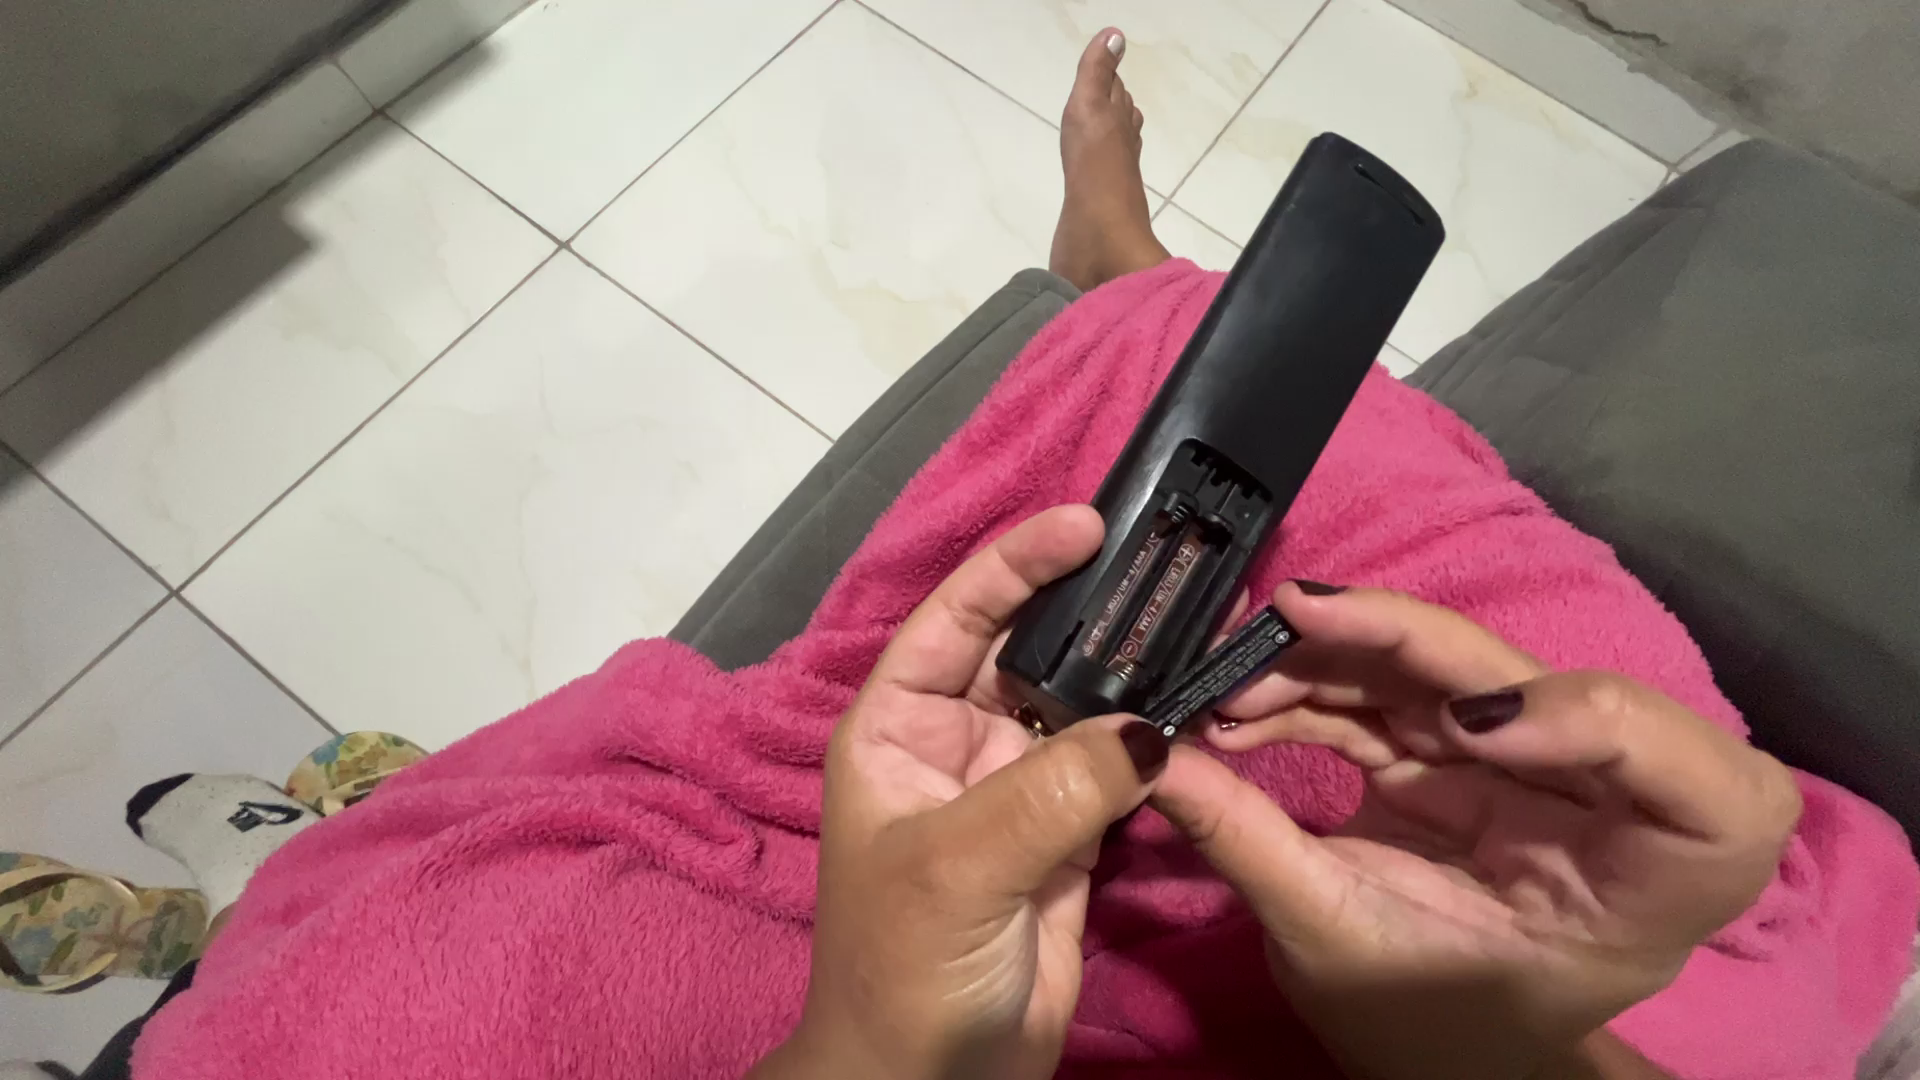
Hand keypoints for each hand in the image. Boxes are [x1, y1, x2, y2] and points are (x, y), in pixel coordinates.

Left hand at [752, 506, 1169, 1079]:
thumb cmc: (905, 967)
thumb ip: (1052, 790)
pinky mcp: (1067, 821)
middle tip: (1157, 562)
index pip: (955, 616)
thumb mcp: (959, 866)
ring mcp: (1016, 776)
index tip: (1083, 524)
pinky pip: (1112, 759)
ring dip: (1127, 666)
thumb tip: (1149, 726)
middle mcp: (956, 734)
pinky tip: (1192, 698)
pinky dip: (1150, 731)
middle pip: (1025, 646)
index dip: (1013, 564)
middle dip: (1084, 604)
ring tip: (1191, 618)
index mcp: (899, 721)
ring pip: (1077, 700)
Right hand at [1153, 583, 1801, 1079]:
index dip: (1599, 723)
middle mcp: (1584, 796)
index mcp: (1637, 882)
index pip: (1700, 784)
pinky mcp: (1436, 741)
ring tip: (1226, 687)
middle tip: (1281, 623)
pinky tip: (1236, 708)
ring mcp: (1504, 756)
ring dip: (1320, 655)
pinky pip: (1369, 688)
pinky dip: (1298, 687)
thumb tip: (1150, 758)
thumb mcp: (1330, 941)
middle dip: (1392, 637)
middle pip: (1517, 676)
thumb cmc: (1417, 1020)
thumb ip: (1245, 842)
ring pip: (1423, 661)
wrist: (1416, 1029)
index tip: (1463, 728)